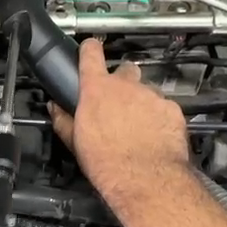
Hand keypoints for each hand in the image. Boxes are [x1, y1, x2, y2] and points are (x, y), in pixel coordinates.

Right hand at [50, 39, 190, 204]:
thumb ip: (63, 120)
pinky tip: (152, 135)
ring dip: (140, 102)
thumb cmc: (109, 163)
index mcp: (97, 90)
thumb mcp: (76, 142)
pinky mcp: (171, 109)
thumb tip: (55, 109)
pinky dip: (158, 117)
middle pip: (124, 70)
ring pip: (146, 90)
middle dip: (121, 81)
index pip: (91, 54)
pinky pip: (163, 107)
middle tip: (116, 103)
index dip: (89, 49)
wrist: (145, 179)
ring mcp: (151, 95)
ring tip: (136, 127)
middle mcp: (126, 86)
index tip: (90, 48)